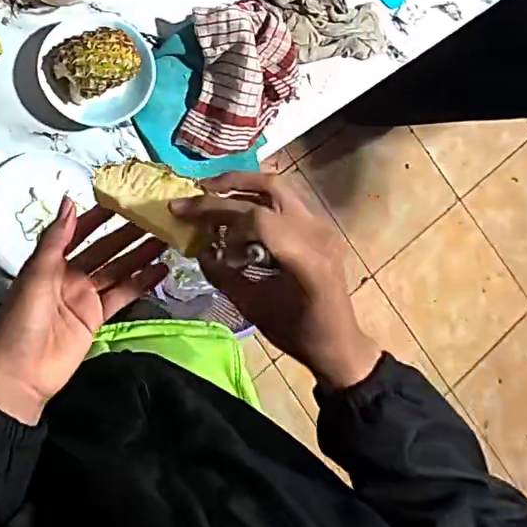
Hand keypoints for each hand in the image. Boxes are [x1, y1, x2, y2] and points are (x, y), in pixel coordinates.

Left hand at [0, 198, 169, 424]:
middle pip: (104, 250)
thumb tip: (69, 201)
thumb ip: (55, 239)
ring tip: (166, 240)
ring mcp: (85, 297)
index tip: (121, 200)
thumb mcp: (36, 275)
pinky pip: (122, 295)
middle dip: (127, 234)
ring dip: (139, 256)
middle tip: (154, 219)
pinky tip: (160, 271)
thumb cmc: (21, 321)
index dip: (98, 217)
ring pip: (117, 270)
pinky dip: (142, 283)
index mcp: (51, 262)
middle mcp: (70, 275)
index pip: (78, 232)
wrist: (21, 374)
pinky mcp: (97, 318)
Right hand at [170, 172, 380, 391]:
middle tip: (198, 188)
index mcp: (304, 258)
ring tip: (213, 192)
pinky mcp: (319, 228)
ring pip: (280, 188)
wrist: (338, 343)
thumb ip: (223, 275)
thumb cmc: (296, 332)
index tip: (188, 219)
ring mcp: (321, 227)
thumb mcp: (252, 307)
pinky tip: (237, 210)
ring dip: (244, 186)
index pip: (257, 217)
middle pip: (271, 187)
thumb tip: (199, 250)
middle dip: (230, 183)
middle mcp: (316, 233)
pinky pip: (286, 201)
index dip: (218, 214)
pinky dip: (258, 198)